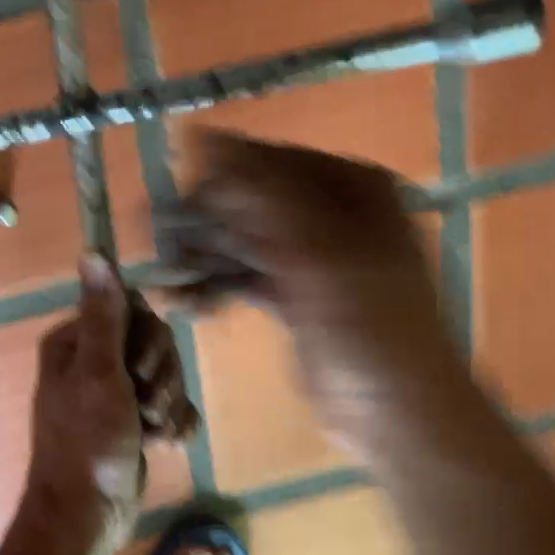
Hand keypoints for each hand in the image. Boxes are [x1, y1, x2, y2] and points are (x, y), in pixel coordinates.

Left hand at [28, 255, 189, 529]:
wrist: (87, 515)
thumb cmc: (88, 443)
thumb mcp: (98, 374)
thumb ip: (103, 315)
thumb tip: (92, 251)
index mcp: (73, 342)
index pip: (133, 312)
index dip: (149, 342)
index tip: (139, 372)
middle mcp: (90, 361)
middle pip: (154, 344)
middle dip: (161, 378)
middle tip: (144, 408)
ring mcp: (113, 393)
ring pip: (167, 377)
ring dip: (169, 405)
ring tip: (151, 433)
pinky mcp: (133, 421)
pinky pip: (172, 407)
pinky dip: (173, 426)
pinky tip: (165, 446)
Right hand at [165, 131, 464, 449]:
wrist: (400, 415)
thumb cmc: (369, 330)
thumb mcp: (317, 255)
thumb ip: (261, 196)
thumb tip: (202, 138)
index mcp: (353, 190)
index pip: (267, 162)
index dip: (214, 176)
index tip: (164, 196)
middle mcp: (331, 214)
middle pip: (247, 202)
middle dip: (201, 223)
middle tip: (154, 242)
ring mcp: (312, 257)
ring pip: (240, 241)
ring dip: (201, 259)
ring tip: (163, 279)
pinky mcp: (294, 296)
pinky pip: (242, 277)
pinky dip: (214, 287)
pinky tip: (183, 303)